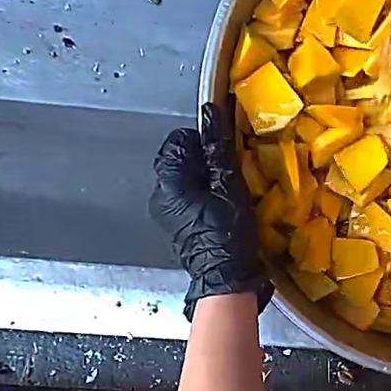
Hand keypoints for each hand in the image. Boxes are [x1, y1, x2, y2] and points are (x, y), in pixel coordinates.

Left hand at [150, 103, 271, 319]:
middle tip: (226, 173)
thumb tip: (212, 112)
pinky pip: (185, 197)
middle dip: (202, 160)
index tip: (222, 154)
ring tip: (225, 191)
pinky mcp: (174, 224)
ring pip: (183, 179)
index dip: (203, 141)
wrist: (225, 277)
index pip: (179, 140)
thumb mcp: (230, 185)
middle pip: (179, 159)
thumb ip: (218, 147)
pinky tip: (218, 207)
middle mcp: (159, 195)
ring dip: (202, 178)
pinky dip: (200, 195)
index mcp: (169, 182)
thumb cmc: (228, 234)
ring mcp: (164, 212)